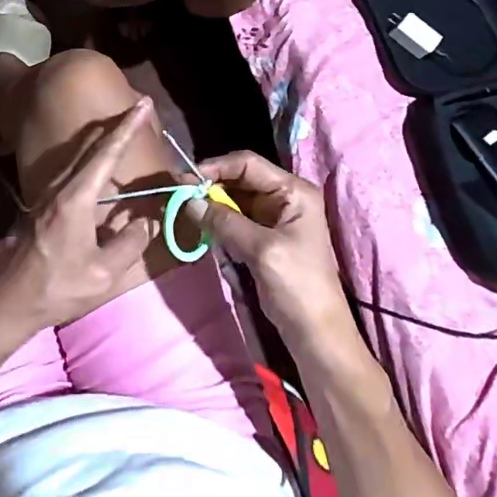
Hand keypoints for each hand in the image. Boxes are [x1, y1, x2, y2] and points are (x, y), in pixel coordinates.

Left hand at [0, 98, 158, 328]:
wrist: (11, 302)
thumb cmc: (58, 287)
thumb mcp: (103, 272)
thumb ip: (130, 243)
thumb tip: (144, 222)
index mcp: (75, 199)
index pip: (106, 154)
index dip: (127, 127)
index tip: (143, 104)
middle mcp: (59, 190)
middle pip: (91, 148)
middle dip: (117, 127)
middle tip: (138, 109)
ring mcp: (47, 197)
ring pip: (80, 159)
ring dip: (102, 143)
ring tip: (123, 133)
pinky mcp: (44, 209)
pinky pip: (73, 174)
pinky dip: (91, 162)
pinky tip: (100, 172)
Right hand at [191, 151, 351, 343]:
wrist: (316, 332)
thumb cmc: (297, 285)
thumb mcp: (261, 250)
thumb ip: (224, 222)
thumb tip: (188, 200)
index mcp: (294, 191)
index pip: (248, 164)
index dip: (216, 167)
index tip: (185, 179)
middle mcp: (285, 198)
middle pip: (240, 179)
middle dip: (211, 186)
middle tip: (180, 195)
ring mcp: (275, 218)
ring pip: (234, 200)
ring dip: (212, 205)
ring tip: (187, 210)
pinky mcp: (264, 237)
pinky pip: (235, 220)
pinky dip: (218, 222)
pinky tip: (203, 227)